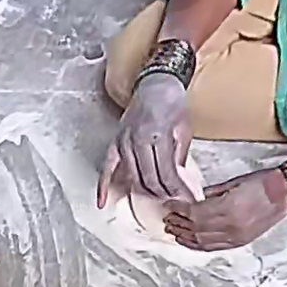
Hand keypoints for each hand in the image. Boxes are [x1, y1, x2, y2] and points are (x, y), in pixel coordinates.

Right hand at [99, 71, 192, 205]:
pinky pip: (107, 168)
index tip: (184, 198)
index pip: (166, 173)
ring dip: (144, 192)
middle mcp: (138, 140)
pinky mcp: (115, 143)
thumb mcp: (184, 129)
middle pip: (149, 179)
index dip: (175, 189)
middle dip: (162, 193)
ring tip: (156, 197)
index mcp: (158, 135)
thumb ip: (180, 156)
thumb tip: (177, 182)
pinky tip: (102, 202)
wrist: (155, 83)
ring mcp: (124, 143)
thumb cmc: (172, 104)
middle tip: (172, 199)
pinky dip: (103, 186)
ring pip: (132, 178)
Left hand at [167, 169, 286, 250]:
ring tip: (173, 231)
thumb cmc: (262, 183)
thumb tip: (194, 199)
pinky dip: (196, 245)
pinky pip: (212, 247)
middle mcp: (229, 226)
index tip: (169, 206)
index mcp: (228, 208)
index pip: (193, 213)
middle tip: (167, 219)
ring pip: (201, 241)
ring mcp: (234, 237)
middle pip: (194, 228)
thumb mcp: (234, 182)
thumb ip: (212, 193)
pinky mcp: (238, 243)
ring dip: (184, 236)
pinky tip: (188, 241)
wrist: (286, 194)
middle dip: (178, 224)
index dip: (178, 210)